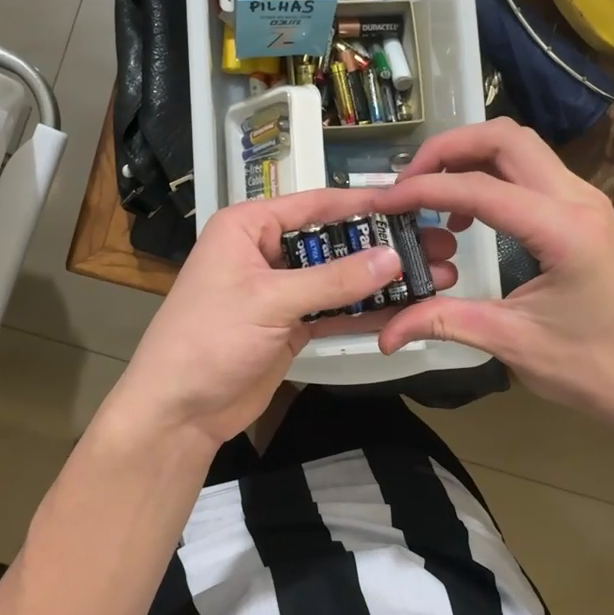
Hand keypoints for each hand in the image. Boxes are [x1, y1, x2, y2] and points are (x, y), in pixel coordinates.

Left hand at [106, 188, 457, 449]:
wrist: (177, 411)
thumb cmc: (209, 339)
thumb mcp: (270, 302)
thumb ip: (333, 280)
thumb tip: (394, 257)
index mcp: (247, 227)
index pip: (314, 204)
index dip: (363, 203)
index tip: (412, 203)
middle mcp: (264, 251)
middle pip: (332, 241)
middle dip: (380, 246)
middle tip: (436, 246)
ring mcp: (280, 291)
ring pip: (338, 277)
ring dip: (380, 280)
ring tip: (434, 277)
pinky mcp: (290, 326)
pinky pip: (334, 311)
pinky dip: (365, 311)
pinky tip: (405, 308)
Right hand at [372, 119, 613, 434]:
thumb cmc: (589, 367)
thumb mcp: (510, 342)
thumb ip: (444, 322)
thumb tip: (385, 332)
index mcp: (564, 231)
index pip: (481, 188)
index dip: (425, 189)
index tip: (384, 201)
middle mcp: (578, 200)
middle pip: (505, 138)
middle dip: (448, 148)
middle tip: (407, 180)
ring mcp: (585, 200)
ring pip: (520, 145)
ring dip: (470, 155)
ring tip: (430, 190)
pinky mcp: (584, 210)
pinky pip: (531, 169)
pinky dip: (491, 172)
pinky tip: (468, 214)